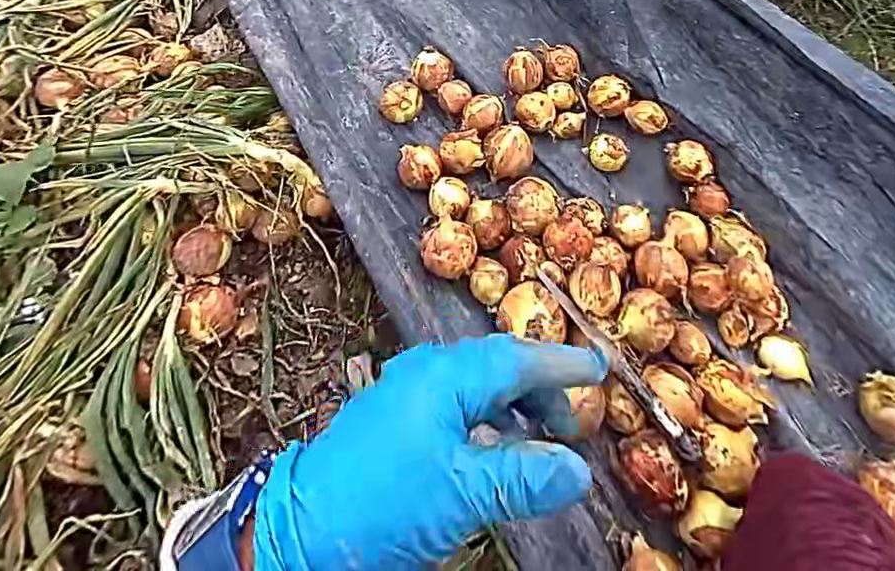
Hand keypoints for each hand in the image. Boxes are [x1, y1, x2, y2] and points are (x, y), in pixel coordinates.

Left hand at [249, 335, 607, 569]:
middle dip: (541, 391)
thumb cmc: (382, 505)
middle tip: (572, 425)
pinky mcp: (397, 414)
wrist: (295, 533)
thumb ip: (523, 477)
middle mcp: (429, 370)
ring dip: (514, 410)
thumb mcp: (461, 495)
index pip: (518, 359)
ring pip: (479, 386)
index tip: (599, 365)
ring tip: (539, 443)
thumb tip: (578, 471)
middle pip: (500, 367)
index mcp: (446, 374)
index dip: (561, 364)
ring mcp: (410, 390)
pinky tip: (496, 452)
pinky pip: (456, 405)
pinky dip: (486, 424)